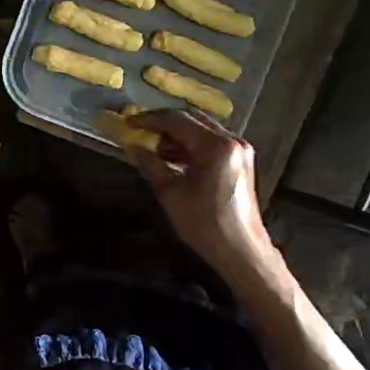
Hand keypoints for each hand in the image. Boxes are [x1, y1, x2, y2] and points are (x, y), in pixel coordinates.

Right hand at [127, 109, 275, 280]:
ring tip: (151, 146)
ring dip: (176, 135)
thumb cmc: (204, 223)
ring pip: (201, 130)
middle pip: (192, 120)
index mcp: (215, 146)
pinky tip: (171, 157)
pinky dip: (190, 146)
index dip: (149, 119)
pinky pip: (210, 143)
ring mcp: (239, 150)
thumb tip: (133, 147)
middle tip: (139, 131)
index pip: (177, 120)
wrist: (240, 250)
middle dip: (163, 124)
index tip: (128, 122)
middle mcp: (231, 141)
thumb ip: (150, 163)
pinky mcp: (240, 161)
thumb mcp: (170, 192)